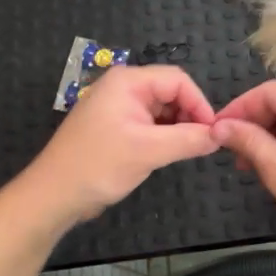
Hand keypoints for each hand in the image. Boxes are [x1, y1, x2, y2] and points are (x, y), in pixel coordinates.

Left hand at [23, 66, 219, 225]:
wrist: (54, 195)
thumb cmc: (99, 166)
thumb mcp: (149, 151)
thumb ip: (188, 139)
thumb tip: (220, 135)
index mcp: (128, 82)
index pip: (178, 80)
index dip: (199, 103)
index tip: (213, 132)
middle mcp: (123, 88)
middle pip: (170, 92)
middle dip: (189, 116)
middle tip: (203, 144)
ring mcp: (118, 108)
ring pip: (161, 110)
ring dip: (177, 128)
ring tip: (187, 152)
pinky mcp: (116, 127)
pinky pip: (149, 124)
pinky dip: (163, 137)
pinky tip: (168, 155)